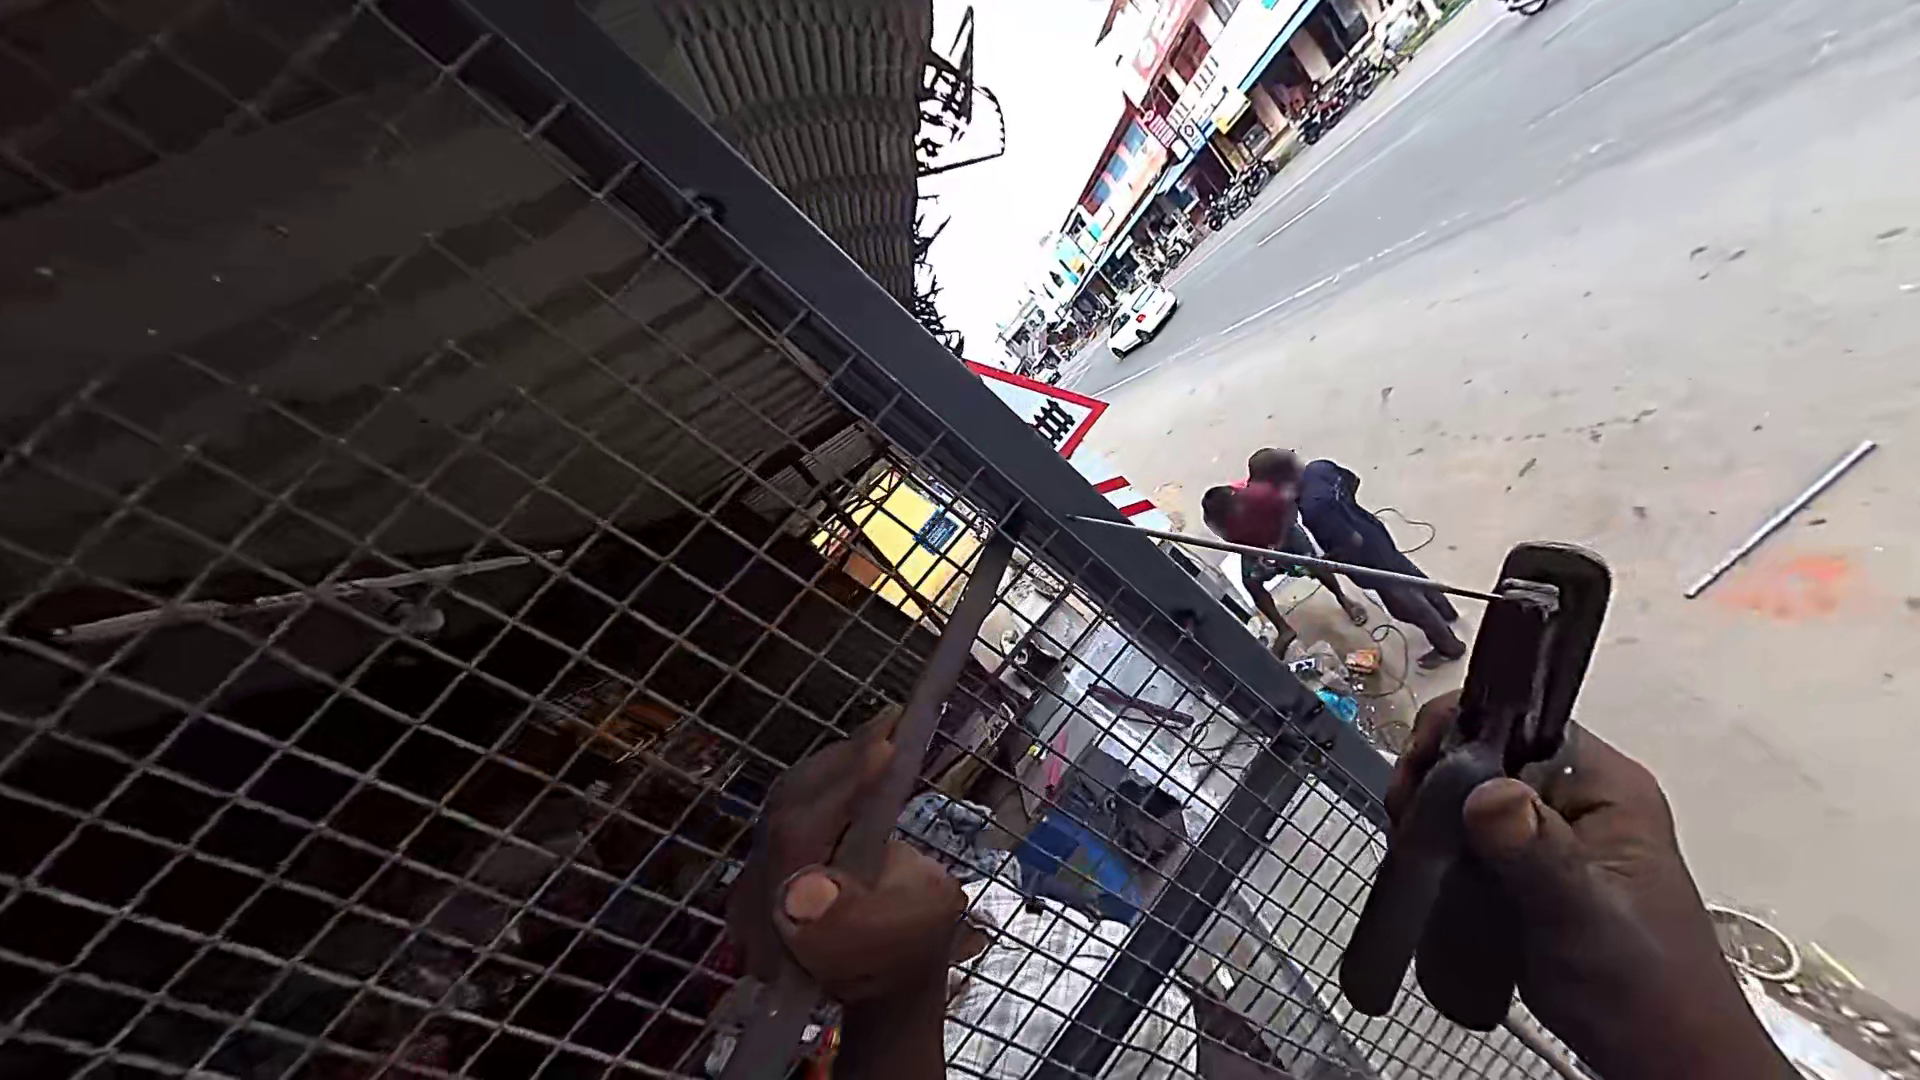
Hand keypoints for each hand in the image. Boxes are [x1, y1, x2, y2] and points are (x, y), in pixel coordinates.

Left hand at [725, 712, 965, 1006]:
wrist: (891, 963)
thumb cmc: (915, 941)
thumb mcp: (915, 927)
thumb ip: (865, 915)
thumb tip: (801, 894)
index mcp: (784, 934)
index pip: (799, 843)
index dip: (842, 789)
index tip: (887, 746)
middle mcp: (753, 903)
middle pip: (788, 809)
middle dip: (843, 762)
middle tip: (890, 722)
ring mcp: (757, 874)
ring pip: (788, 795)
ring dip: (837, 759)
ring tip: (881, 729)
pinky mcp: (769, 852)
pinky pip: (794, 797)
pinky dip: (829, 769)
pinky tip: (860, 750)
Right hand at [1390, 694, 1794, 1079]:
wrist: (1655, 1060)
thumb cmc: (1637, 986)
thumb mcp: (1584, 918)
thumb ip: (1538, 853)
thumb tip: (1488, 791)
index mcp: (1599, 781)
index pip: (1512, 717)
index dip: (1453, 728)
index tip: (1415, 770)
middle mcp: (1566, 787)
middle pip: (1472, 745)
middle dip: (1426, 774)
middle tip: (1405, 817)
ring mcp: (1539, 818)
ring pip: (1456, 780)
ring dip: (1421, 804)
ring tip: (1409, 842)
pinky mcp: (1514, 848)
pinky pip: (1454, 816)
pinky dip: (1427, 829)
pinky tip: (1417, 853)